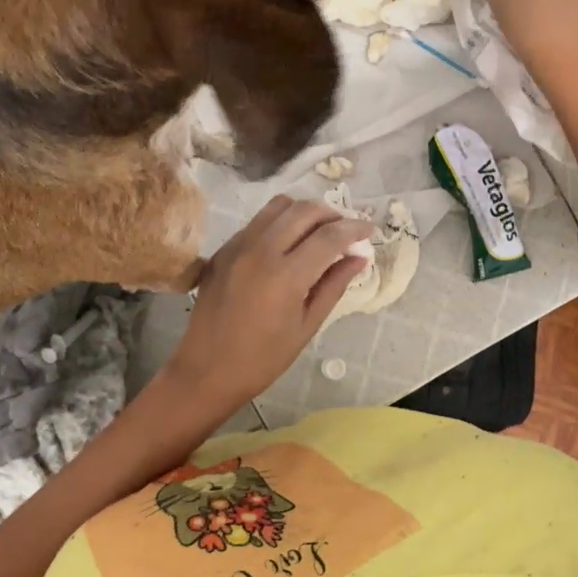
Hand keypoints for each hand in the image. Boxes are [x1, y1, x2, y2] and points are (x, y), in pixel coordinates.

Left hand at [162, 197, 372, 410]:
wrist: (207, 369)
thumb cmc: (263, 359)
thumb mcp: (307, 325)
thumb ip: (334, 285)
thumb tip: (359, 258)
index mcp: (285, 275)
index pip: (329, 236)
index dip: (355, 229)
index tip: (370, 231)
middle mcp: (260, 250)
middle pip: (304, 210)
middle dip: (332, 214)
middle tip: (346, 231)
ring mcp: (237, 246)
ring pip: (277, 207)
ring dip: (304, 212)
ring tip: (318, 232)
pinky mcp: (222, 250)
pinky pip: (256, 222)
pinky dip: (279, 223)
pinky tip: (287, 245)